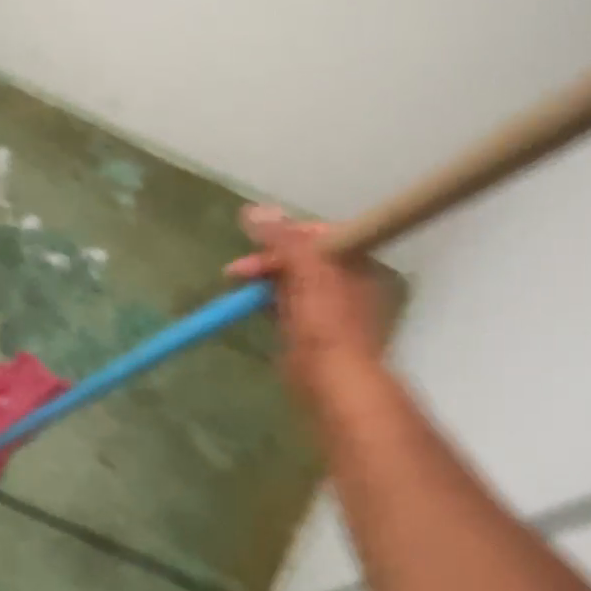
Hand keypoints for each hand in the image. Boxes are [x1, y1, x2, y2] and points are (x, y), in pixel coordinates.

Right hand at [226, 205, 387, 398]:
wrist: (332, 380)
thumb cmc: (326, 323)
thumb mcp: (308, 271)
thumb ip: (283, 239)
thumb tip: (252, 210)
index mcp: (354, 262)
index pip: (318, 234)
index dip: (286, 233)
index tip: (256, 239)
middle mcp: (344, 280)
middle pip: (301, 256)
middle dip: (267, 257)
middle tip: (236, 269)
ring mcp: (326, 307)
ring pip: (290, 280)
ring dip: (264, 277)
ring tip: (236, 281)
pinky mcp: (308, 330)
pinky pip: (284, 303)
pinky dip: (266, 298)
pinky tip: (248, 302)